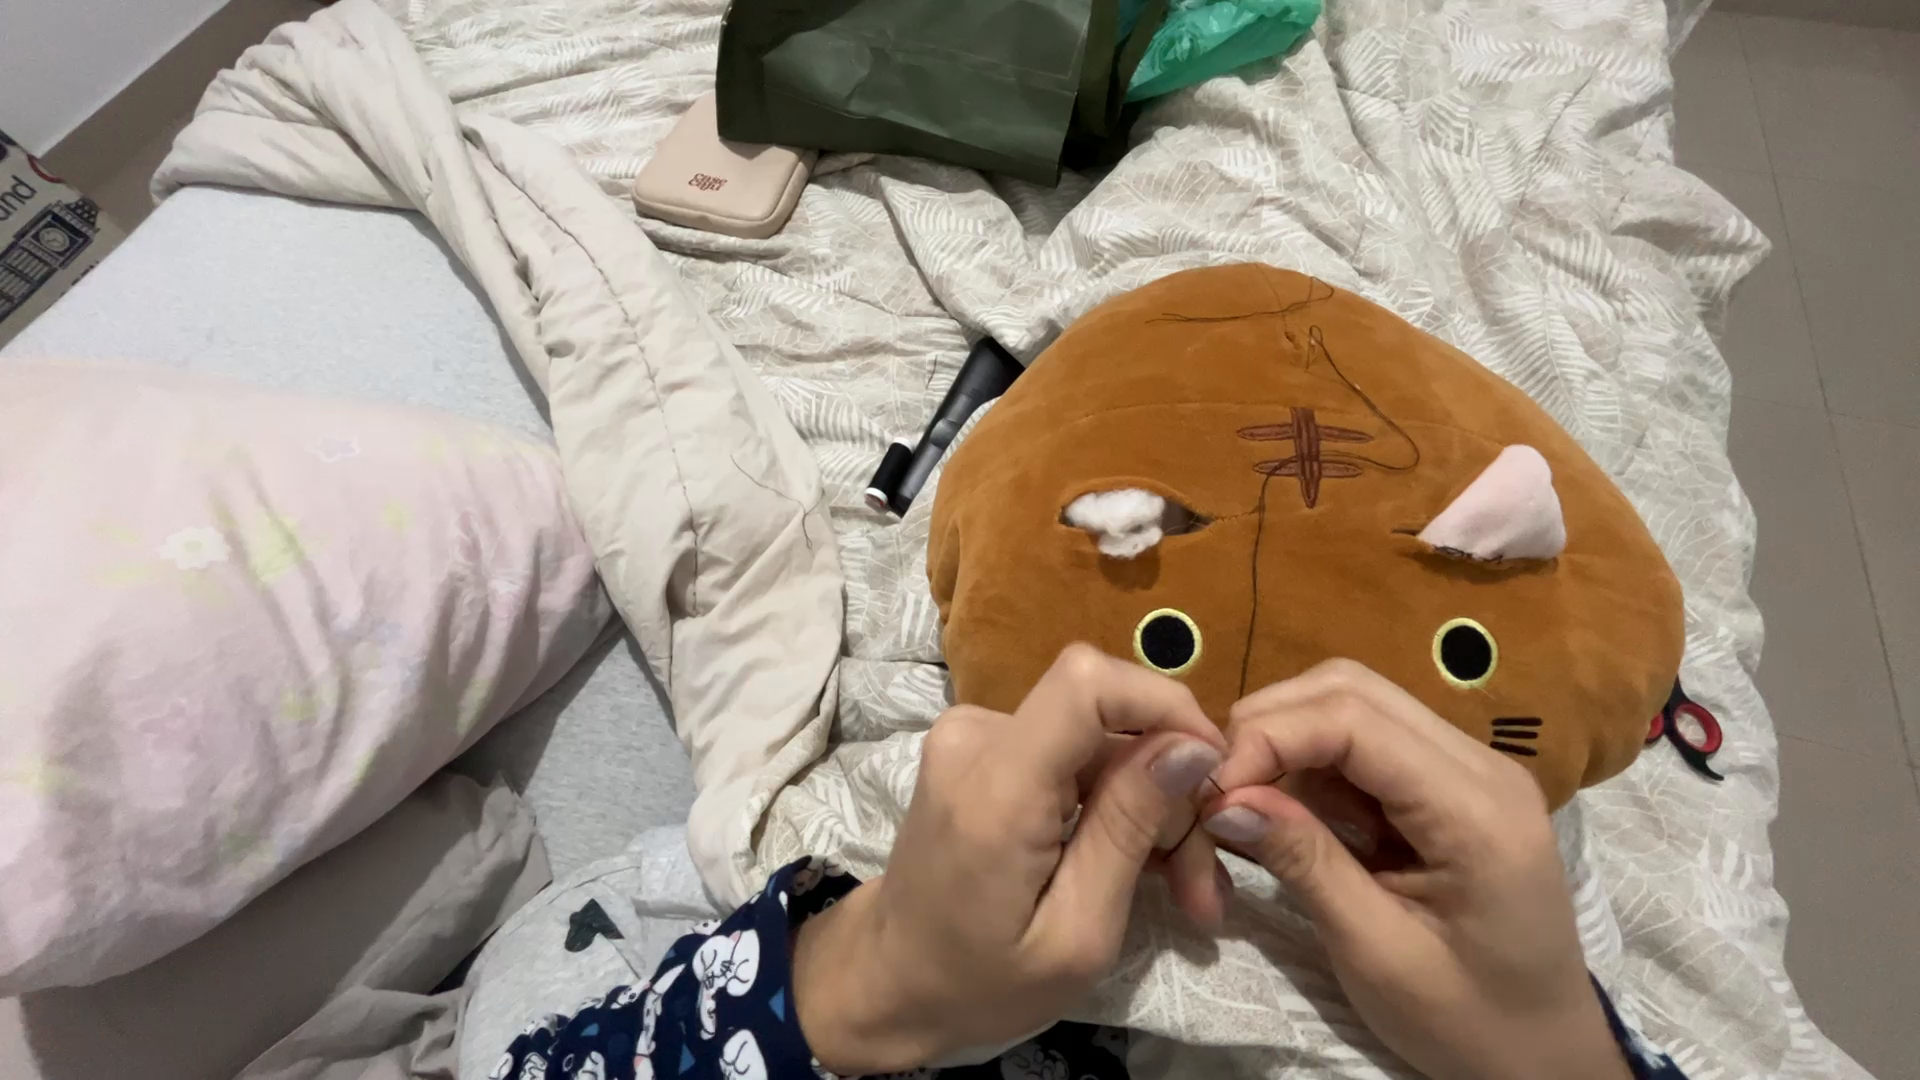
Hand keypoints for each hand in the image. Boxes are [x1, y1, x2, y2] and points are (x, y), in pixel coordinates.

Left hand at [793, 645, 1228, 1073]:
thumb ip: (1129, 827)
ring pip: (1097, 739)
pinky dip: (1108, 797)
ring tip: (1175, 887)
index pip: (1084, 682)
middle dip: (1167, 791)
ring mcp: (972, 732)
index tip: (1210, 768)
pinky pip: (1068, 749)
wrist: (892, 973)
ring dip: (1144, 804)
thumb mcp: (1077, 932)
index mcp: (995, 786)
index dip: (1161, 702)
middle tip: (1200, 885)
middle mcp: (976, 735)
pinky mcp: (980, 742)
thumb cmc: (980, 979)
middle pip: (1106, 721)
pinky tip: (1125, 856)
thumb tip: (1192, 745)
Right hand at [1201, 660, 1630, 1079]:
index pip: (1352, 720)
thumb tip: (1222, 800)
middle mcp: (1477, 764)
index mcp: (1476, 812)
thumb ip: (1303, 863)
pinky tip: (1293, 805)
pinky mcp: (1442, 774)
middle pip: (1348, 688)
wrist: (1544, 1058)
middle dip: (1269, 723)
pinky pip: (1356, 731)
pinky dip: (1306, 755)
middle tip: (1225, 785)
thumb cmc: (1468, 1024)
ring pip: (1348, 697)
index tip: (1214, 790)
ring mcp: (1463, 763)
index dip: (1269, 737)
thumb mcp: (1376, 954)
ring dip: (1285, 734)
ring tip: (1253, 796)